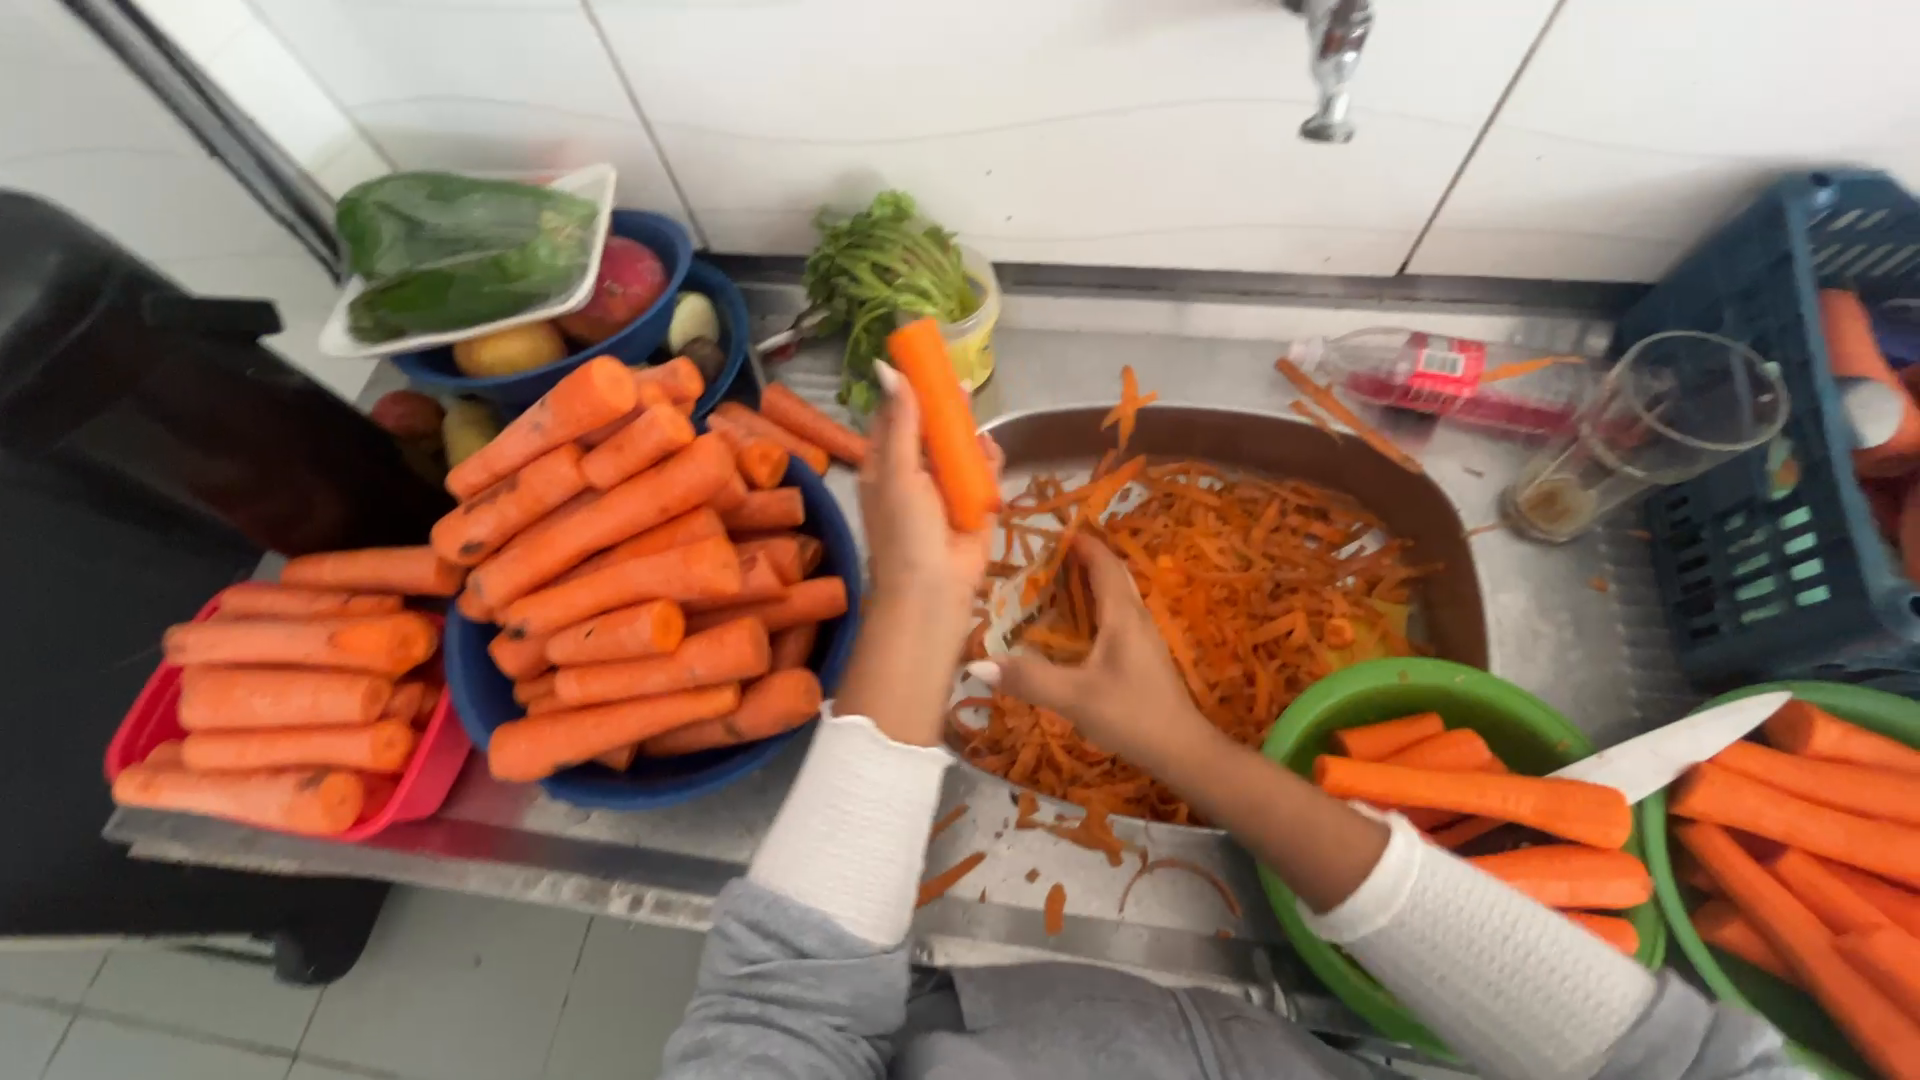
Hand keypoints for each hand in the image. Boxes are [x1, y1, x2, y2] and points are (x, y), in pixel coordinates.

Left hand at [835, 363, 1001, 744]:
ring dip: (971, 438)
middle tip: (961, 391)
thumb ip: (900, 420)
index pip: (897, 417)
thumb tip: (887, 368)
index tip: (926, 363)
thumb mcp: (896, 470)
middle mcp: (916, 473)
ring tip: (975, 434)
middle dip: (948, 411)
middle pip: (934, 429)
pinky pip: (986, 473)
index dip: (910, 391)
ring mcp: (947, 489)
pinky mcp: (976, 504)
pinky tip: (990, 458)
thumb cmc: (904, 530)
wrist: (933, 591)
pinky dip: (990, 464)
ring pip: (963, 447)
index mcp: (886, 464)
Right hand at [987, 535, 1212, 770]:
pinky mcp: (1143, 659)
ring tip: (1052, 589)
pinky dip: (1094, 611)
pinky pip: (1117, 619)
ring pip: (1117, 598)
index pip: (1104, 564)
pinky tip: (1074, 632)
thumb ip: (1028, 679)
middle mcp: (1136, 619)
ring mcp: (1143, 639)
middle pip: (1112, 576)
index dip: (1081, 544)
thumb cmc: (1132, 716)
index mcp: (1122, 615)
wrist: (1183, 751)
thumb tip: (977, 663)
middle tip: (1045, 561)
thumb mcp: (1074, 698)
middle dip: (1082, 561)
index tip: (1051, 534)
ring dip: (1089, 586)